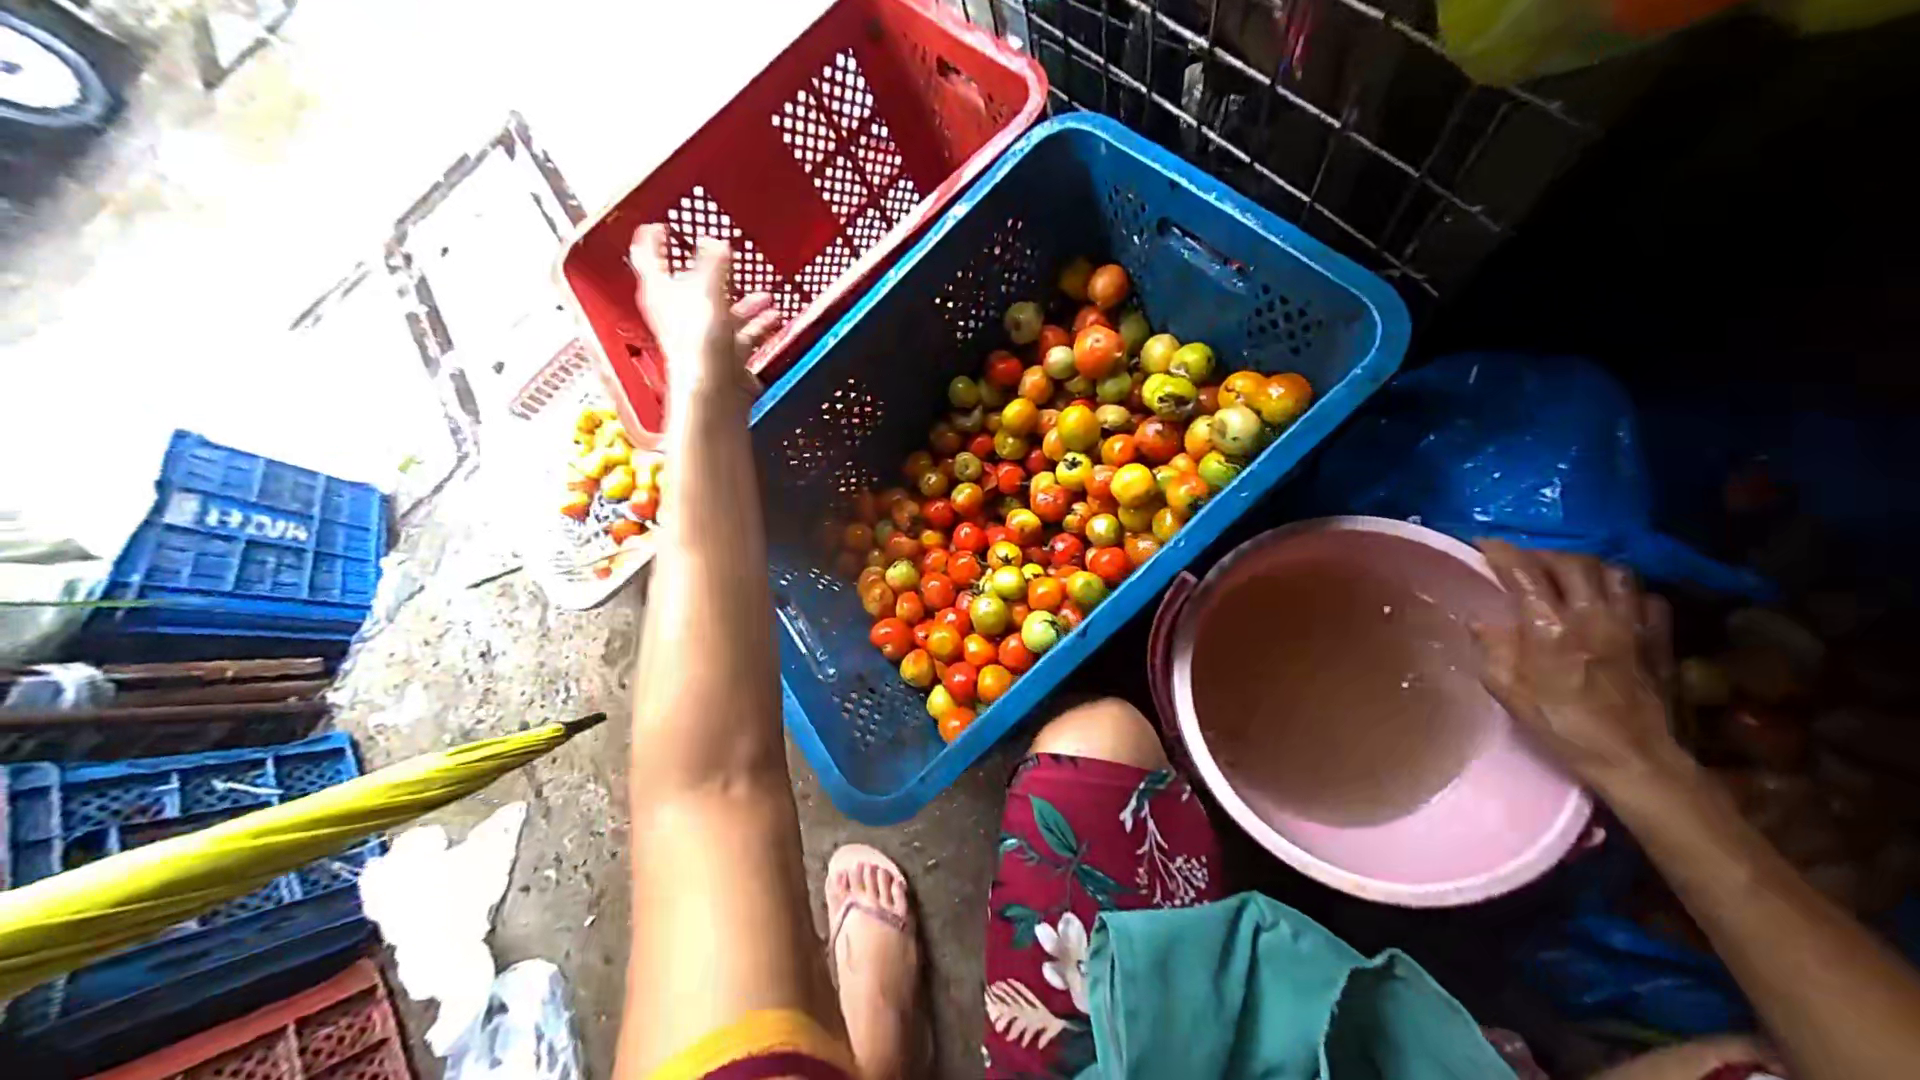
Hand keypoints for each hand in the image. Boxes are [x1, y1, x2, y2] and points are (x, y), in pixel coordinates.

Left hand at [630, 224, 781, 403]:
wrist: (714, 390)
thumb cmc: (700, 341)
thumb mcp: (706, 289)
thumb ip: (712, 262)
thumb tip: (715, 240)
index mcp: (661, 292)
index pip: (648, 257)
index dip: (653, 239)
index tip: (662, 225)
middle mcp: (677, 313)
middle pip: (689, 285)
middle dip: (712, 271)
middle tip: (723, 256)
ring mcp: (700, 336)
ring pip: (721, 310)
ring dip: (745, 302)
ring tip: (766, 294)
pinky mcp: (721, 355)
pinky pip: (741, 334)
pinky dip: (757, 325)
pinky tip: (774, 319)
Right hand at [1472, 539, 1685, 788]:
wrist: (1632, 756)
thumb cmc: (1560, 723)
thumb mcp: (1506, 689)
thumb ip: (1491, 649)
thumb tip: (1480, 621)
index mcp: (1550, 627)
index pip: (1524, 572)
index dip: (1502, 553)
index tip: (1485, 546)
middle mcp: (1593, 615)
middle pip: (1572, 562)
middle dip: (1543, 555)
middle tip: (1525, 562)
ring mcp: (1632, 623)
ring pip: (1613, 571)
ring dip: (1586, 566)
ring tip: (1568, 575)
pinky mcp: (1660, 637)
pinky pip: (1645, 596)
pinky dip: (1624, 590)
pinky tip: (1610, 601)